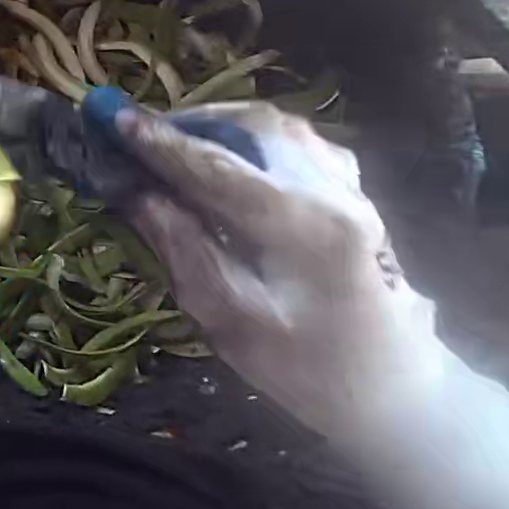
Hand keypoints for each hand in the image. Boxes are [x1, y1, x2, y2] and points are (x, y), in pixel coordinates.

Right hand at [84, 92, 508, 508]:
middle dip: (188, 121)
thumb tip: (136, 193)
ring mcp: (348, 185)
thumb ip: (183, 248)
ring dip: (217, 122)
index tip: (110, 115)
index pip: (215, 167)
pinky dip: (247, 134)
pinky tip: (225, 152)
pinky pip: (293, 139)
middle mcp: (332, 191)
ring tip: (173, 141)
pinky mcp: (349, 189)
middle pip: (253, 126)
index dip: (157, 142)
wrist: (398, 392)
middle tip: (139, 134)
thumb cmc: (308, 369)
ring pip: (275, 124)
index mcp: (305, 228)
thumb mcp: (230, 320)